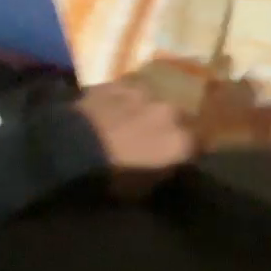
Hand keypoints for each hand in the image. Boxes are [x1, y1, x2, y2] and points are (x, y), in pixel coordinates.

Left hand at [74, 81, 195, 170]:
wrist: (73, 145)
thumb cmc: (111, 176)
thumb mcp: (143, 188)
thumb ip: (163, 171)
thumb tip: (167, 164)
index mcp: (180, 140)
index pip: (197, 145)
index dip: (187, 151)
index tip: (178, 156)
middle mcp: (170, 111)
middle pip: (178, 118)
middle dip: (168, 127)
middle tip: (153, 138)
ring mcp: (145, 92)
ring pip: (153, 101)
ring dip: (147, 110)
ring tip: (131, 122)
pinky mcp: (120, 81)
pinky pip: (129, 92)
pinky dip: (125, 101)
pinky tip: (112, 111)